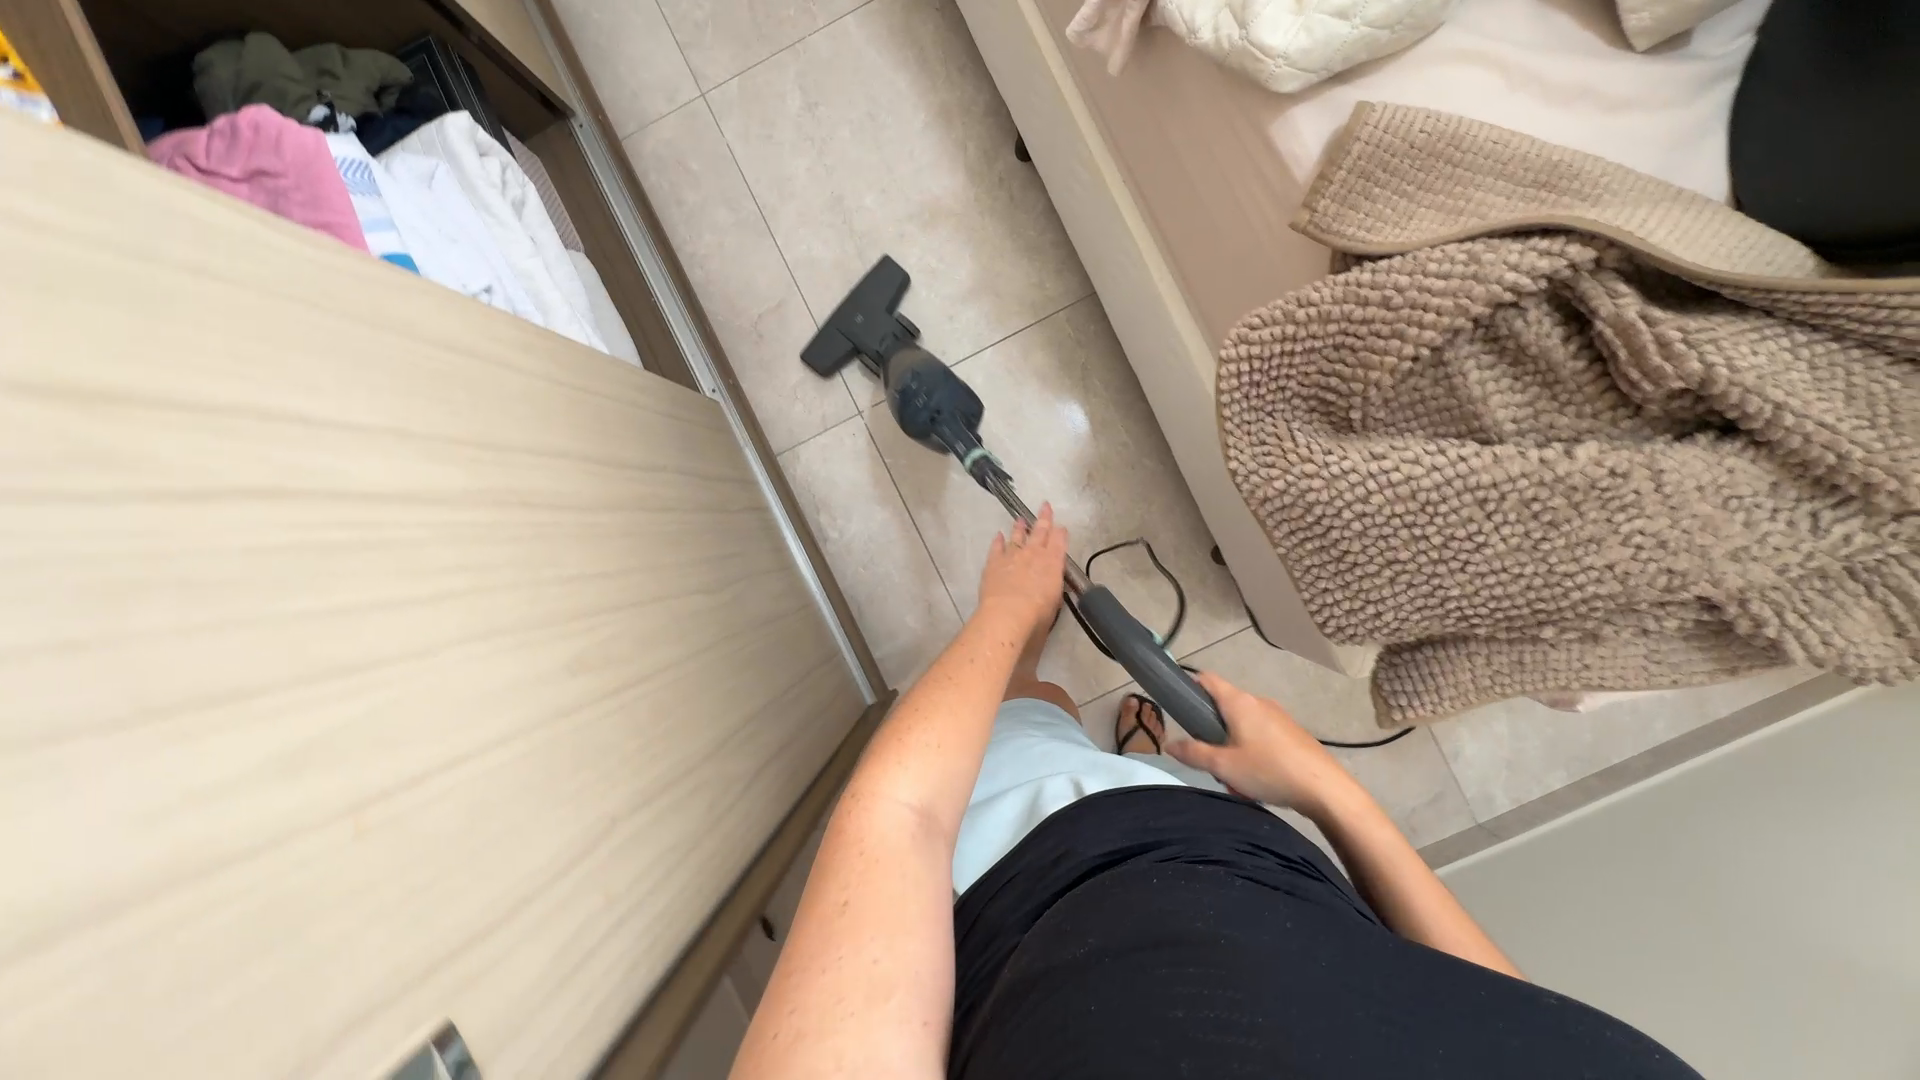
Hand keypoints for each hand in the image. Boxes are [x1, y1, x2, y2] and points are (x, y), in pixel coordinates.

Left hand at [976, 503, 1067, 635]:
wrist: (1008, 614)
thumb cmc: (1038, 613)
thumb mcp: (1055, 601)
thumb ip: (1053, 587)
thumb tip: (1051, 583)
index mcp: (1053, 562)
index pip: (1059, 540)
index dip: (1061, 532)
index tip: (1061, 527)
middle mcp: (1034, 553)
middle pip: (1040, 531)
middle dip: (1044, 518)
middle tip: (1045, 505)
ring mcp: (1012, 555)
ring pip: (1017, 536)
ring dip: (1020, 527)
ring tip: (1020, 518)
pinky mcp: (994, 562)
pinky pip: (997, 547)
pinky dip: (998, 540)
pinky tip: (999, 535)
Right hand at [1165, 671, 1368, 820]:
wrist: (1326, 790)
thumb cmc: (1269, 770)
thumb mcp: (1223, 766)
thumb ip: (1193, 753)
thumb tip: (1169, 743)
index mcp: (1239, 702)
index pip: (1207, 679)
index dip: (1189, 685)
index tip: (1177, 705)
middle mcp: (1259, 701)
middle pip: (1225, 705)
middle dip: (1211, 728)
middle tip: (1207, 755)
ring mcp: (1279, 716)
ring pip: (1243, 723)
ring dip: (1232, 743)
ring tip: (1234, 774)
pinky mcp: (1293, 732)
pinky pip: (1262, 734)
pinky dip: (1252, 749)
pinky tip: (1258, 776)